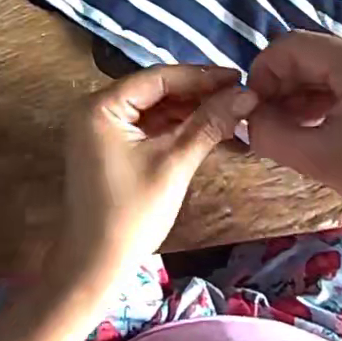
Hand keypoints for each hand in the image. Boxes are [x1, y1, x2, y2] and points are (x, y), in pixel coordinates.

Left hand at [54, 65, 257, 281]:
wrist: (95, 264)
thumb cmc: (131, 214)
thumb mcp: (173, 164)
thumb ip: (208, 124)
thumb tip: (246, 95)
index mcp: (101, 106)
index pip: (157, 78)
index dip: (200, 76)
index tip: (237, 78)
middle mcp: (95, 108)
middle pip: (154, 90)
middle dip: (196, 93)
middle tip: (238, 95)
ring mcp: (100, 128)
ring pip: (152, 108)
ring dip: (188, 111)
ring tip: (230, 112)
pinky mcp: (108, 146)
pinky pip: (145, 126)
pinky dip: (174, 128)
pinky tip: (206, 129)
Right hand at [246, 31, 341, 244]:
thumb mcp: (317, 159)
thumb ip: (268, 132)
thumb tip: (245, 116)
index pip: (290, 46)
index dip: (261, 74)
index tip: (252, 110)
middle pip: (309, 54)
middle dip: (280, 86)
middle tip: (266, 124)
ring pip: (326, 66)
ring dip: (300, 94)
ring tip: (288, 130)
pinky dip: (324, 98)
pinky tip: (314, 126)